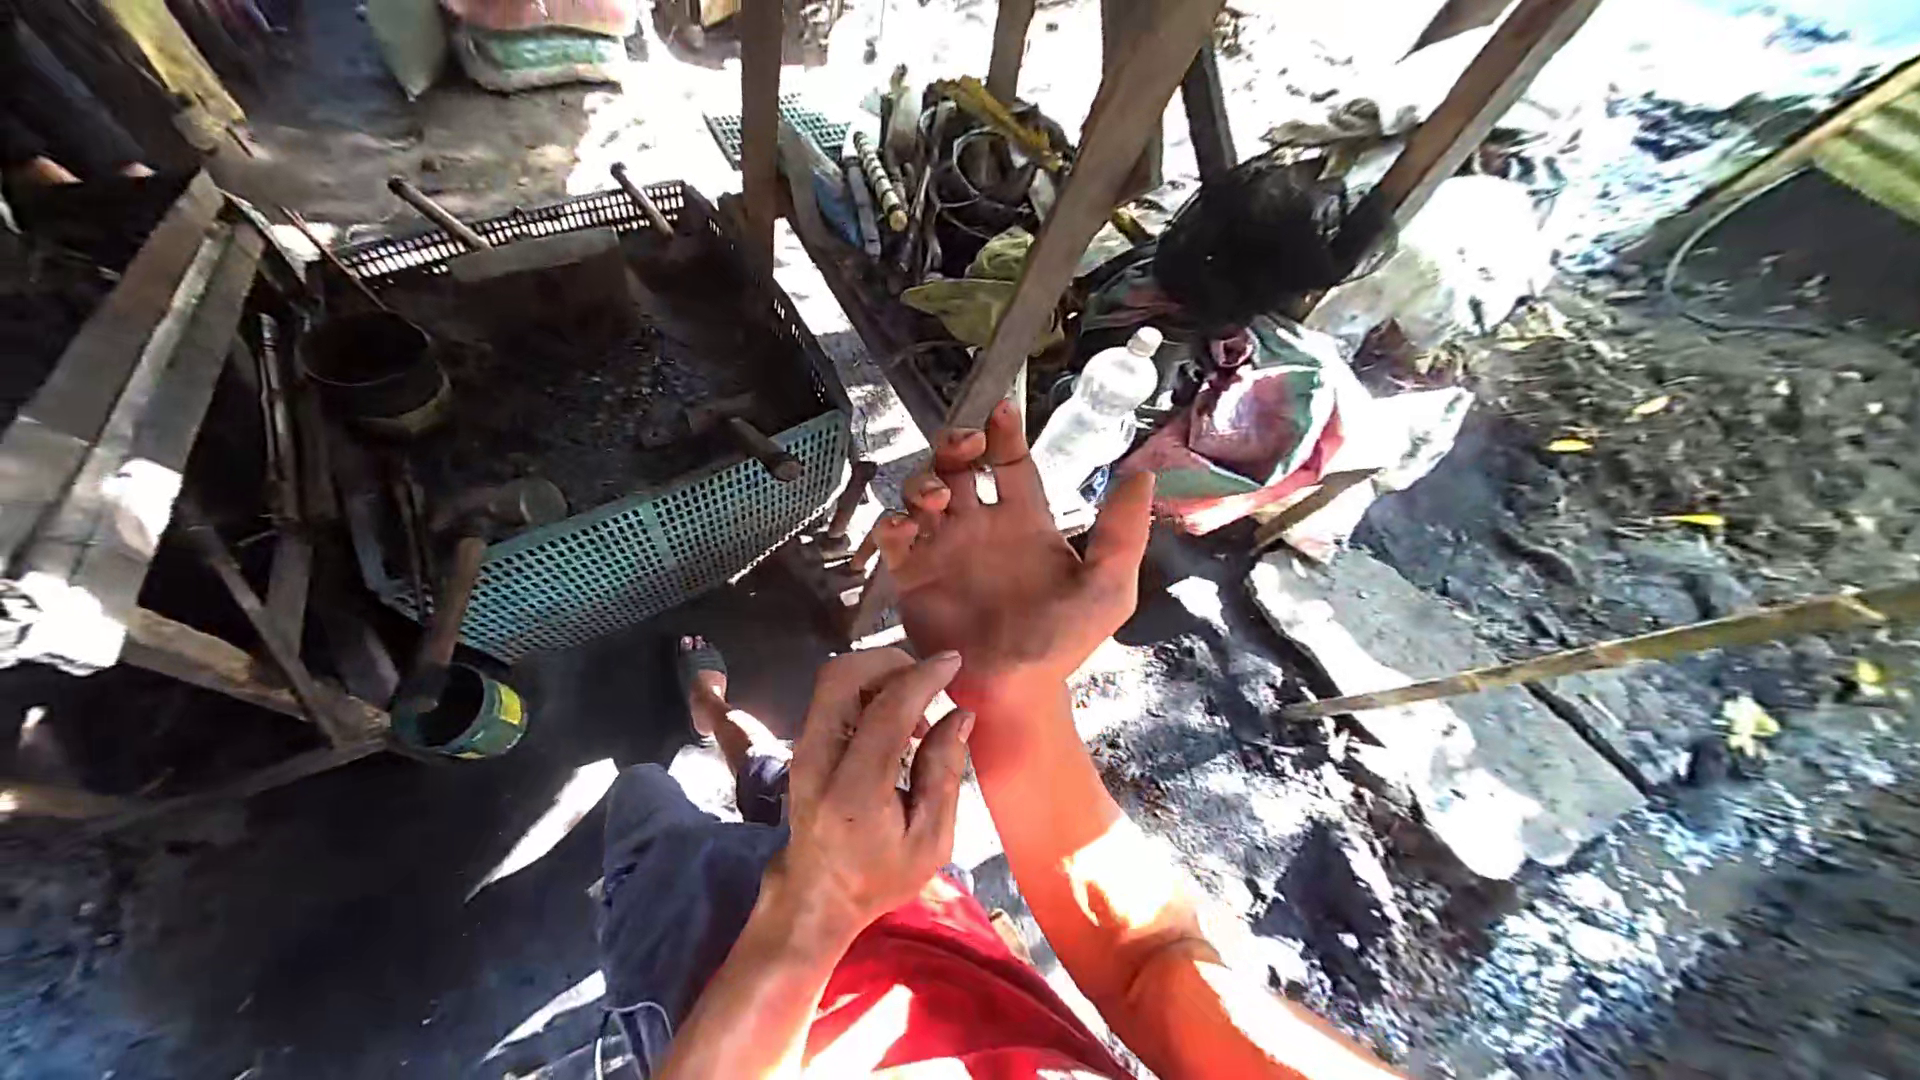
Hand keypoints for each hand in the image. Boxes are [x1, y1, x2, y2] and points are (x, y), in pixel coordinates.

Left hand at [765, 648, 972, 941]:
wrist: (814, 895)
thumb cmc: (877, 876)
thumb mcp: (930, 842)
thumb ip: (944, 773)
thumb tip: (960, 715)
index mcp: (854, 792)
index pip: (885, 713)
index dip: (922, 679)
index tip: (953, 663)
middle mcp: (818, 759)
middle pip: (843, 677)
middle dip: (892, 662)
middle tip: (930, 680)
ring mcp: (804, 747)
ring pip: (835, 677)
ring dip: (880, 672)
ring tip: (916, 702)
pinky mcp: (804, 742)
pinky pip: (834, 692)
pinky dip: (869, 685)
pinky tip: (896, 712)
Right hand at [873, 399, 1154, 706]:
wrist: (1016, 690)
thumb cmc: (1062, 641)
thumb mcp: (1107, 587)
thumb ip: (1122, 534)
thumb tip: (1141, 475)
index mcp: (1022, 520)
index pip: (1008, 461)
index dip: (1003, 432)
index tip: (1001, 410)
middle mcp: (979, 526)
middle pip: (956, 465)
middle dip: (954, 444)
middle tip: (963, 445)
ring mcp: (943, 548)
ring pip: (920, 492)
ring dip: (922, 481)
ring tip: (937, 498)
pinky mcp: (912, 574)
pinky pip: (894, 538)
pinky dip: (893, 525)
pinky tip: (908, 529)